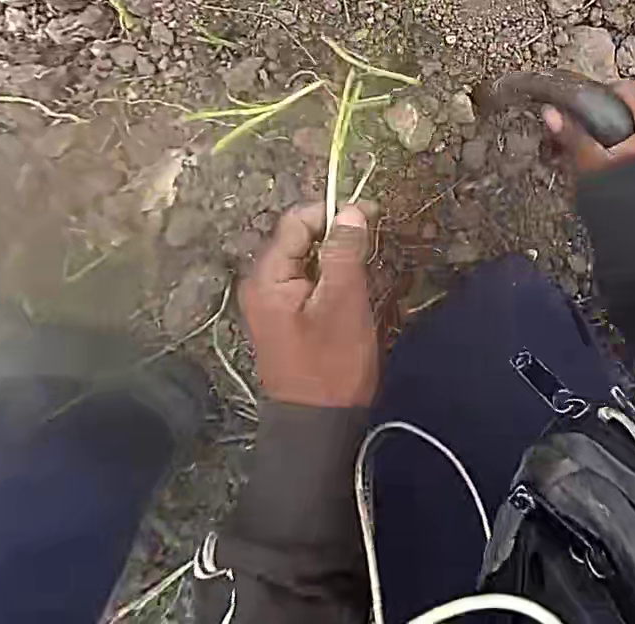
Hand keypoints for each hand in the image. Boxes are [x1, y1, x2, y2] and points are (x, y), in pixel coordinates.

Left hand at [239, 201, 379, 407]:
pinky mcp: (288, 313)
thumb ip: (344, 252)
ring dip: (337, 253)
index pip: (297, 221)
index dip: (332, 213)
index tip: (370, 215)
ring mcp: (274, 300)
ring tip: (367, 262)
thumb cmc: (332, 363)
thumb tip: (351, 210)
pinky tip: (354, 283)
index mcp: (267, 278)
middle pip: (301, 237)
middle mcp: (263, 283)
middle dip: (336, 232)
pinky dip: (333, 272)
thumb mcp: (343, 302)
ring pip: (308, 256)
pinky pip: (310, 277)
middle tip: (372, 241)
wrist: (320, 424)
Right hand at [541, 80, 634, 174]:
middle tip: (591, 142)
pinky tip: (625, 167)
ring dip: (625, 135)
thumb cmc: (628, 206)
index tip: (583, 118)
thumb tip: (550, 112)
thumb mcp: (593, 166)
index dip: (599, 100)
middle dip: (611, 120)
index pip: (625, 90)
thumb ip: (573, 135)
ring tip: (606, 157)